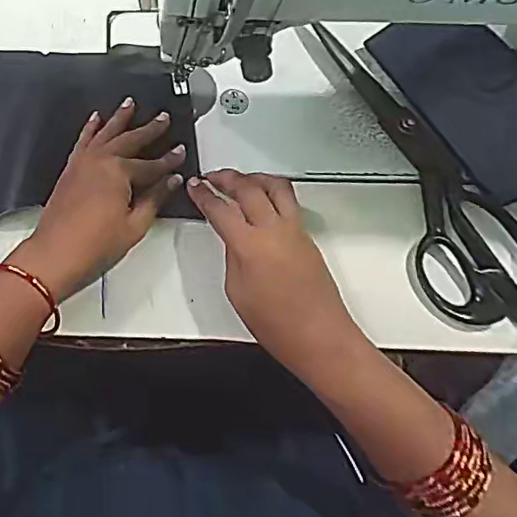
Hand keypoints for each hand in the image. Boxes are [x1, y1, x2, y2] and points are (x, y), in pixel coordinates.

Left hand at [10, 97, 184, 298]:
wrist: (55, 254)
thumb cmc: (91, 245)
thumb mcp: (134, 225)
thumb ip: (154, 198)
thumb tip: (170, 182)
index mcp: (118, 172)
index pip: (152, 164)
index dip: (169, 159)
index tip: (180, 153)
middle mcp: (99, 161)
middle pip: (130, 140)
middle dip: (149, 129)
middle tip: (162, 118)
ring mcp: (82, 162)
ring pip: (105, 132)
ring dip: (119, 118)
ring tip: (129, 104)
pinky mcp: (70, 168)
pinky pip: (83, 139)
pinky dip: (90, 128)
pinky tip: (95, 119)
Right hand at [188, 170, 360, 376]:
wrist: (321, 339)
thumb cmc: (281, 325)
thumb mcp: (236, 290)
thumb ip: (231, 255)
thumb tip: (231, 238)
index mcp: (249, 245)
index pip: (220, 208)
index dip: (203, 194)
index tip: (195, 187)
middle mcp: (274, 231)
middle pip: (247, 187)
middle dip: (225, 178)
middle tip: (211, 178)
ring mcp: (294, 231)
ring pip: (274, 186)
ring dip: (253, 178)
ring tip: (240, 179)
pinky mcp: (307, 237)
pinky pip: (289, 201)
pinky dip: (272, 191)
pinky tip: (263, 198)